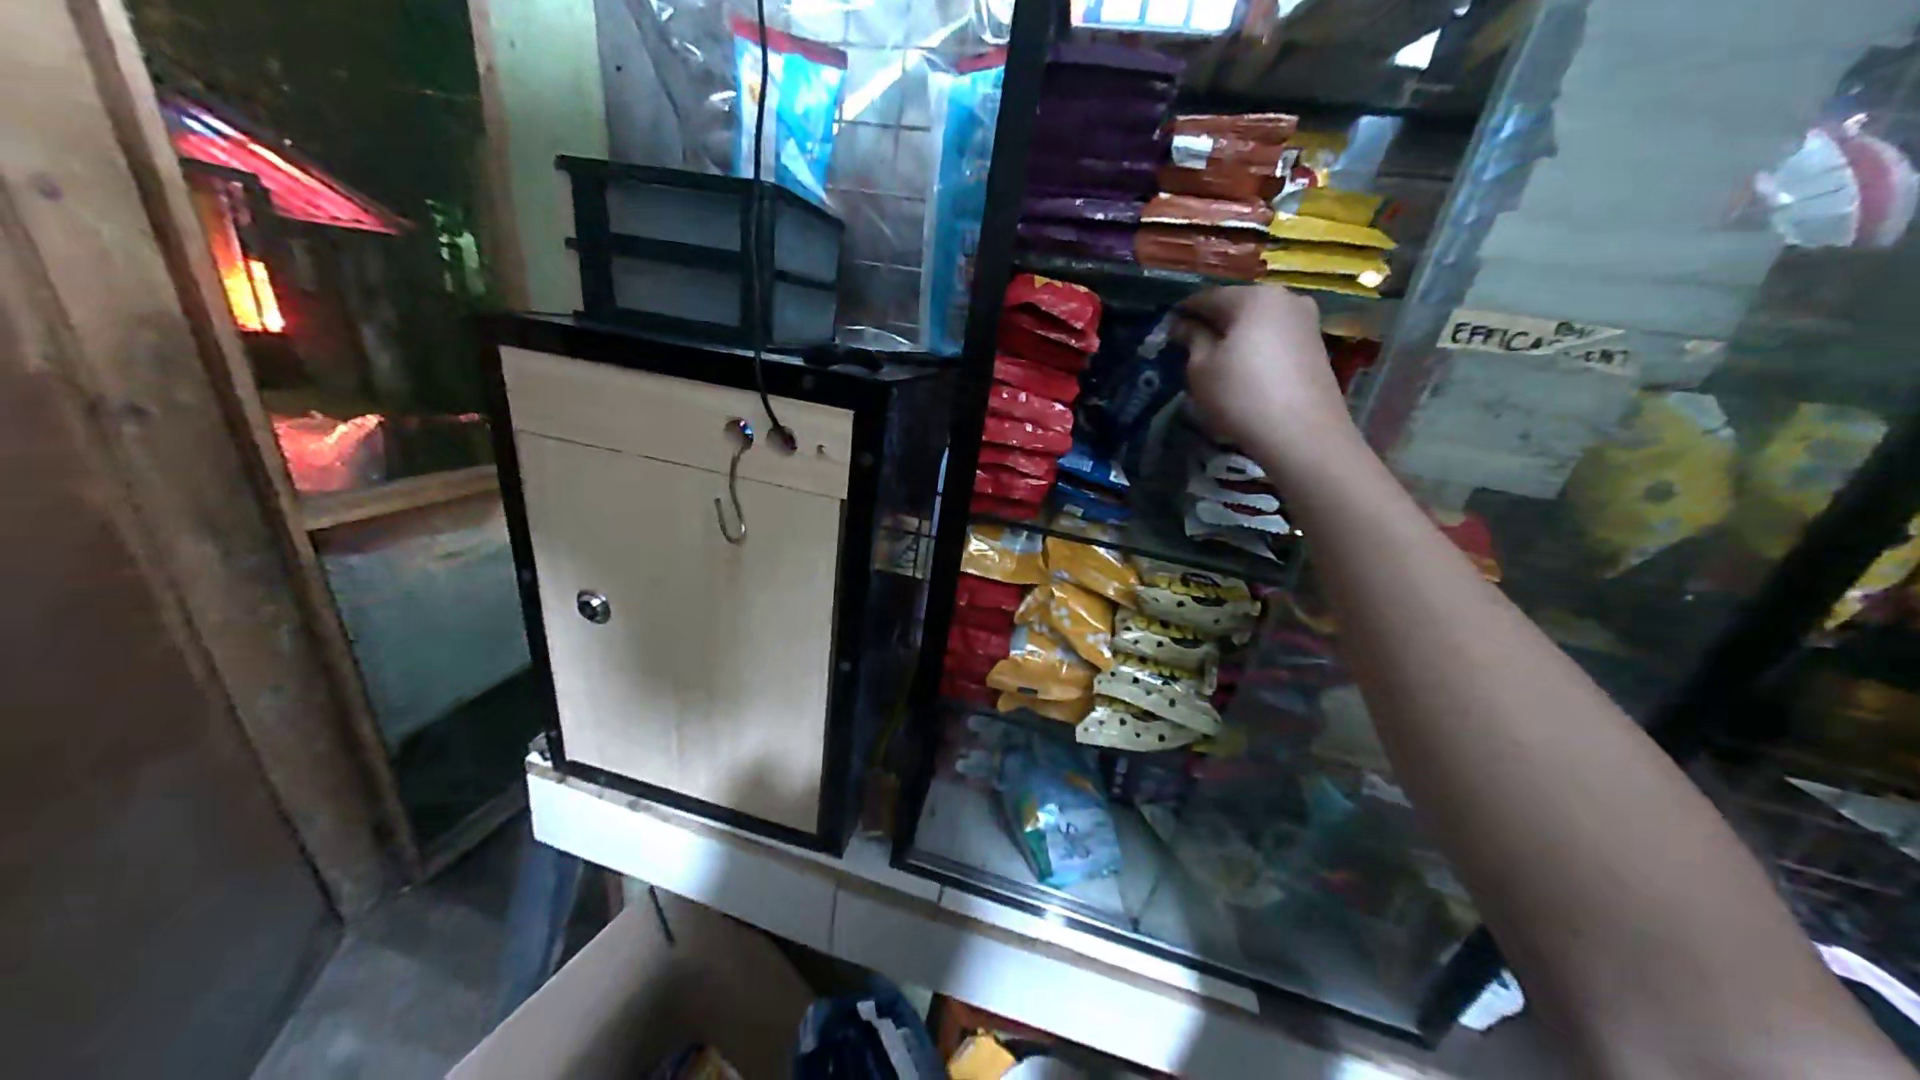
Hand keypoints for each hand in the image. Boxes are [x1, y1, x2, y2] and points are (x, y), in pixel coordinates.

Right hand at [1173, 285, 1360, 471]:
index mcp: (1254, 296)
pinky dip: (1257, 349)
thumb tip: (1183, 325)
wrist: (1303, 433)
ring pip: (1259, 322)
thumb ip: (1191, 339)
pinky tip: (1245, 372)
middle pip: (1238, 306)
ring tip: (1217, 363)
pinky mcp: (1317, 347)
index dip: (1184, 312)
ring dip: (1236, 337)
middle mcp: (1286, 299)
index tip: (1168, 330)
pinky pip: (1276, 339)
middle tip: (1191, 347)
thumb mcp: (1201, 368)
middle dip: (1213, 324)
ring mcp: (1307, 322)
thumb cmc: (1241, 395)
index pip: (1208, 296)